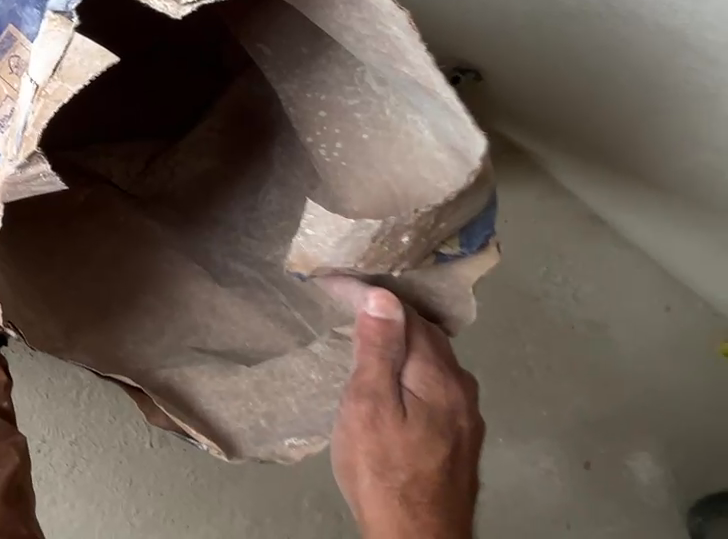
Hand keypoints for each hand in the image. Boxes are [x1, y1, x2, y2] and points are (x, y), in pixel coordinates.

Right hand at [320, 278, 484, 538]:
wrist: (415, 535)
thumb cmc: (381, 465)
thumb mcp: (368, 403)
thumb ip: (377, 350)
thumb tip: (382, 297)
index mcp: (439, 377)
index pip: (405, 314)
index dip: (368, 292)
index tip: (329, 281)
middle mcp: (462, 390)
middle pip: (426, 332)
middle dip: (386, 308)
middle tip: (342, 295)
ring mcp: (465, 414)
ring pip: (433, 356)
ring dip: (400, 334)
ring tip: (362, 325)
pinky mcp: (458, 433)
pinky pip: (434, 377)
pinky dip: (409, 359)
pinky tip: (388, 368)